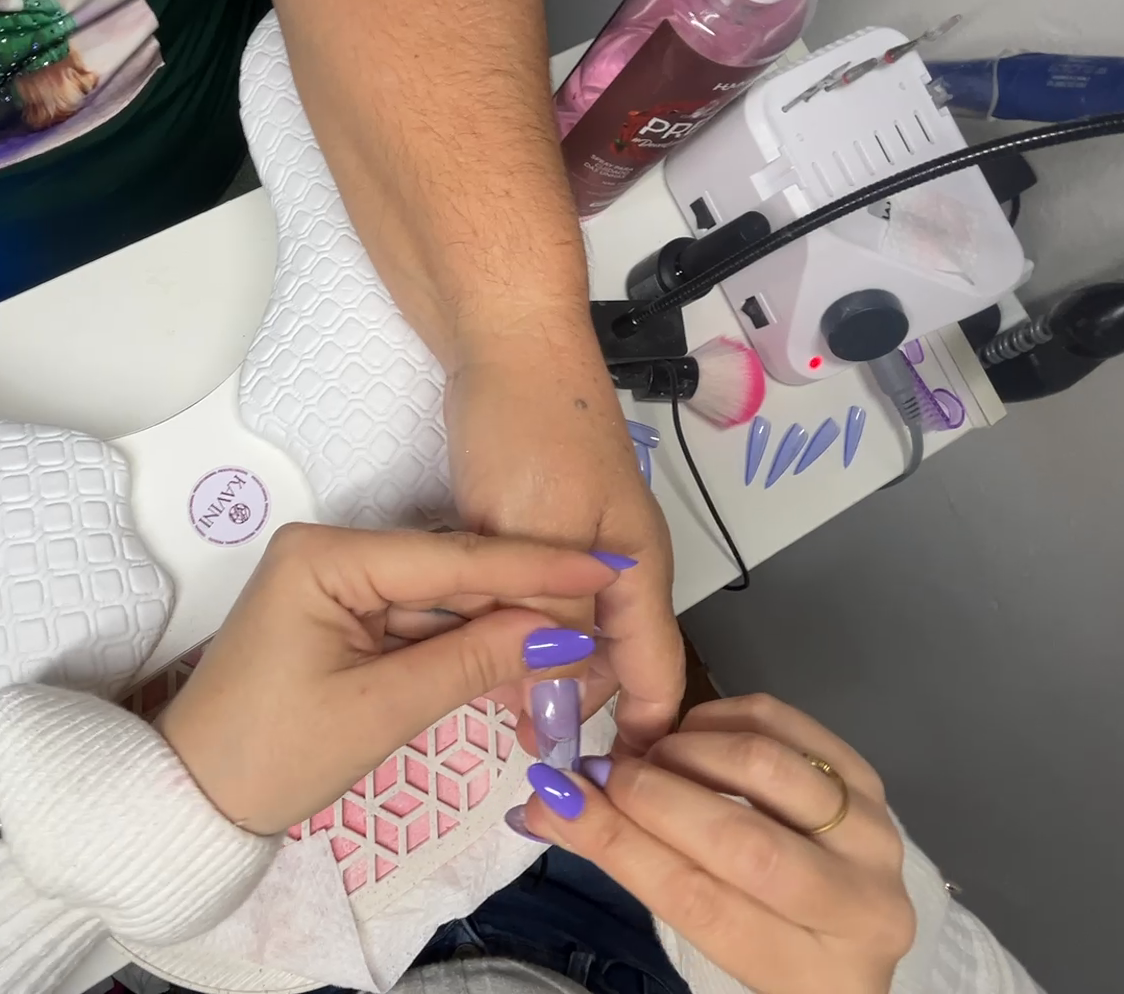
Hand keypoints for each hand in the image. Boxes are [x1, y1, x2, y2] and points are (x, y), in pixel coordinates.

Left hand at [158, 524, 623, 834]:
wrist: (196, 799)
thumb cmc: (274, 756)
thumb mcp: (381, 708)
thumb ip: (473, 661)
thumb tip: (559, 634)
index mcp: (326, 555)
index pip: (449, 558)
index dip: (533, 566)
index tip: (606, 564)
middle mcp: (331, 551)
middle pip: (445, 572)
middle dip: (520, 598)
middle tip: (601, 608)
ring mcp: (335, 580)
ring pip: (436, 597)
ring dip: (496, 623)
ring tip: (572, 637)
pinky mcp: (340, 612)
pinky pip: (413, 619)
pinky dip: (460, 641)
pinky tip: (513, 651)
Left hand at [445, 343, 681, 755]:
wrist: (506, 343)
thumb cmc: (530, 434)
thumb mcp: (537, 533)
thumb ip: (546, 617)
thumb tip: (549, 704)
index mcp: (633, 571)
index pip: (654, 669)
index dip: (637, 728)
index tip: (603, 780)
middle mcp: (609, 564)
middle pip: (604, 656)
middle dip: (566, 697)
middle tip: (519, 739)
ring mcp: (568, 541)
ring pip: (560, 627)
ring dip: (529, 660)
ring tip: (486, 696)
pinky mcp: (530, 524)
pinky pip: (526, 593)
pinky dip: (504, 620)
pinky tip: (469, 639)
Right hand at [518, 695, 915, 993]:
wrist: (839, 918)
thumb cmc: (752, 927)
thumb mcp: (689, 919)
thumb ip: (619, 855)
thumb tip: (543, 800)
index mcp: (807, 974)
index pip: (700, 903)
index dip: (621, 844)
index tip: (560, 795)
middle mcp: (862, 911)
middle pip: (744, 844)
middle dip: (654, 796)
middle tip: (605, 772)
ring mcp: (875, 836)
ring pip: (765, 768)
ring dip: (687, 753)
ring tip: (654, 760)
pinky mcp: (865, 776)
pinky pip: (778, 721)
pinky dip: (718, 717)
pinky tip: (693, 738)